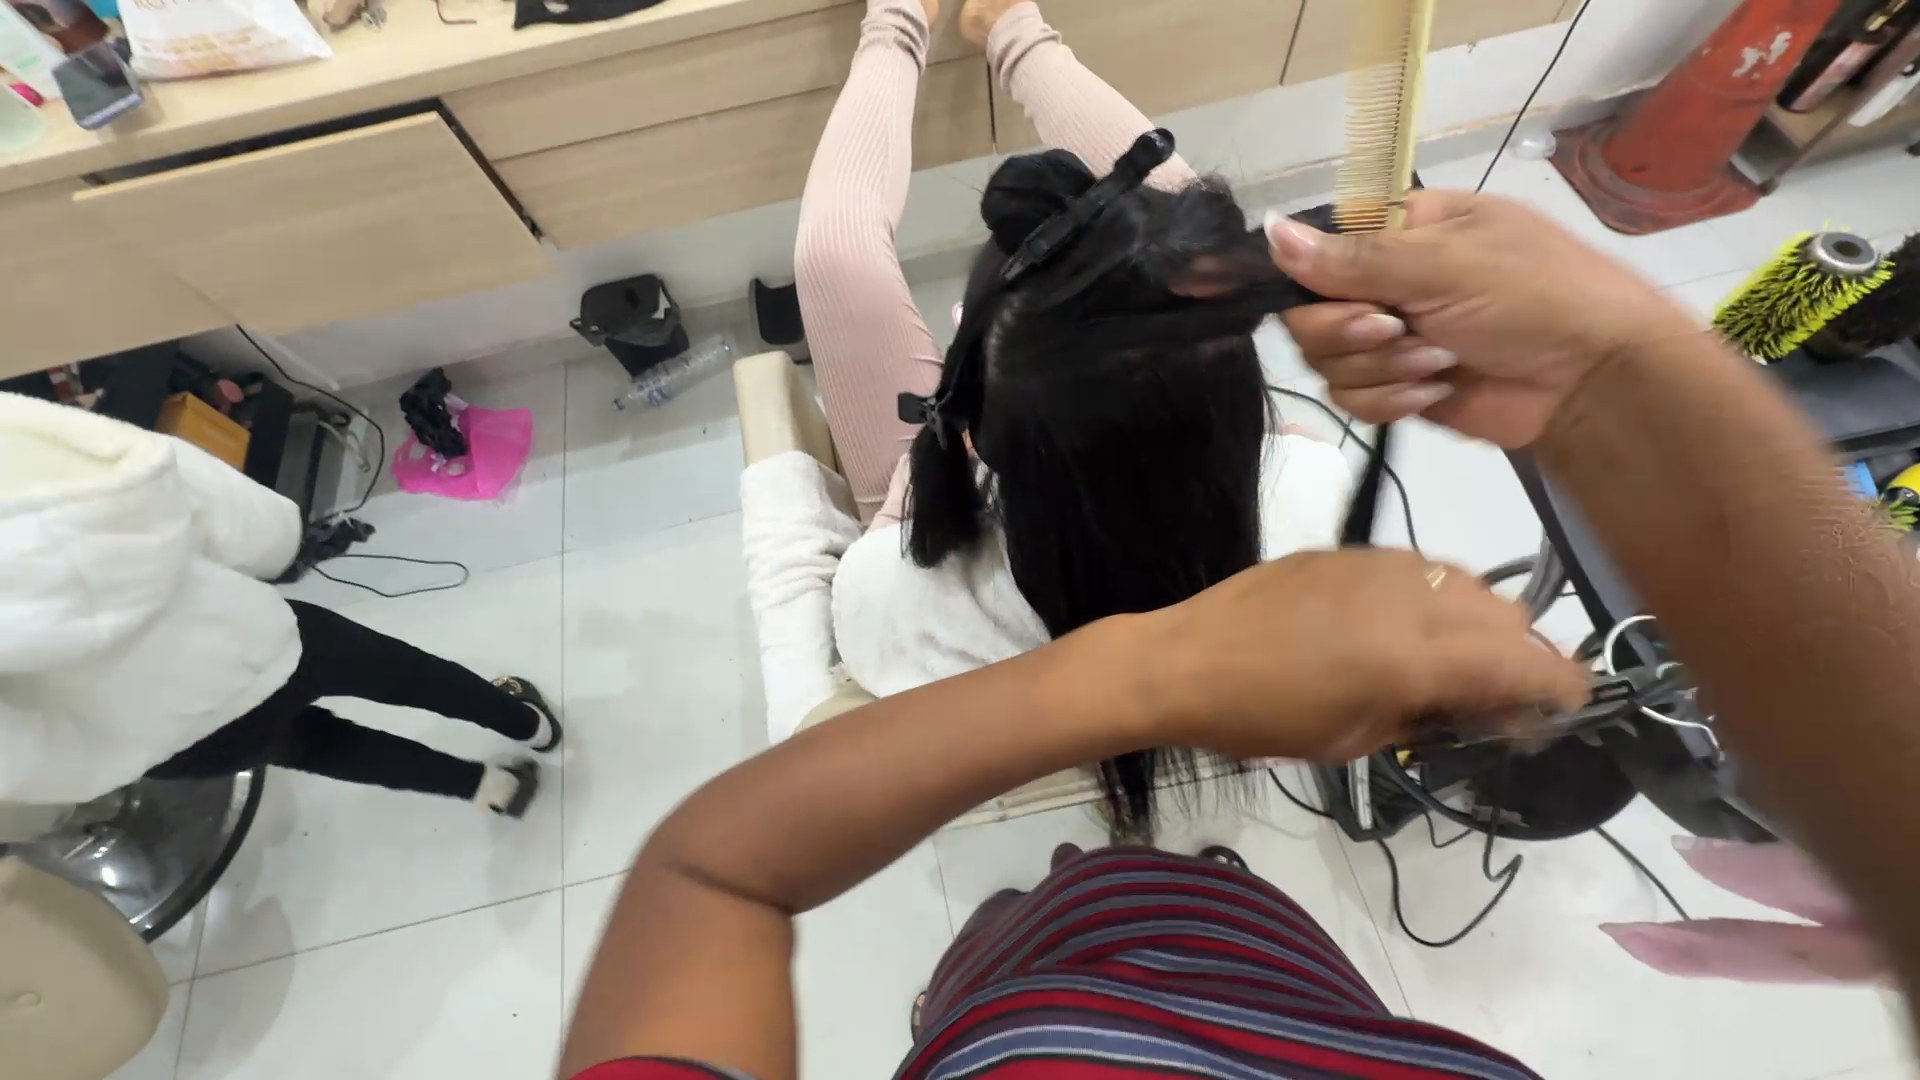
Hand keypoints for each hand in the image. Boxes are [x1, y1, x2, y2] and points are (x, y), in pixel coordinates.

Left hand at [1126, 549, 1586, 760]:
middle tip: (1490, 691)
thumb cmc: (1259, 718)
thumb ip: (1427, 715)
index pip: (1529, 663)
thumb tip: (1477, 704)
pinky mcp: (1337, 550)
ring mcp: (1370, 564)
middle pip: (1508, 614)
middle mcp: (1406, 598)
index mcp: (1415, 657)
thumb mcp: (1351, 740)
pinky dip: (1429, 592)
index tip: (1556, 708)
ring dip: (1477, 617)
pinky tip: (1398, 620)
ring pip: (1465, 579)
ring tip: (1444, 653)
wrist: (1181, 661)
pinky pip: (1413, 564)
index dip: (1560, 689)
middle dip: (1519, 654)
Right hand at [1269, 192, 1698, 447]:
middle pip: (1308, 318)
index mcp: (1397, 236)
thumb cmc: (1534, 297)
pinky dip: (1388, 400)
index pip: (1313, 258)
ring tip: (1438, 363)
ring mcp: (1386, 340)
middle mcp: (1382, 285)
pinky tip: (1434, 392)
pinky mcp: (1391, 386)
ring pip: (1325, 363)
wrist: (1590, 382)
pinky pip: (1349, 398)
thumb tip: (1269, 230)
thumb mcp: (1443, 265)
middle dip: (1349, 334)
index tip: (1335, 300)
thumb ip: (1352, 258)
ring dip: (1380, 369)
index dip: (1307, 286)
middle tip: (1397, 330)